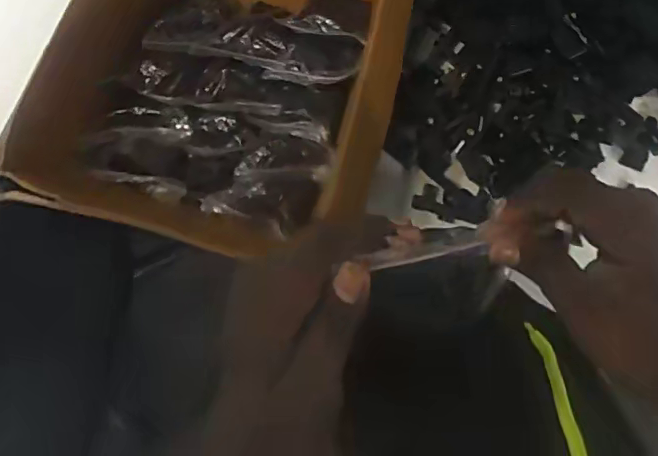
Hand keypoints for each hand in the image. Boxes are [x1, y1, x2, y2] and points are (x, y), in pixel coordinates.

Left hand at [197, 216, 406, 455]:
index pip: (321, 241)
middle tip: (401, 237)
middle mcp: (257, 278)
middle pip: (312, 240)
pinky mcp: (255, 307)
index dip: (362, 230)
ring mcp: (253, 290)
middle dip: (356, 234)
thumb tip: (359, 266)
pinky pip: (296, 266)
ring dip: (343, 245)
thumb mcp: (312, 388)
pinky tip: (343, 271)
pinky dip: (325, 263)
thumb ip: (333, 327)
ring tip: (381, 244)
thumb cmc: (277, 426)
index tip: (404, 231)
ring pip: (305, 249)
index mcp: (270, 290)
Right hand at [482, 169, 657, 422]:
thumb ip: (538, 260)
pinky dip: (567, 219)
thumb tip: (495, 237)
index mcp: (622, 214)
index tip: (492, 230)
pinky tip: (552, 242)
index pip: (557, 188)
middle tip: (501, 235)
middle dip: (530, 207)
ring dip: (546, 213)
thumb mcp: (580, 304)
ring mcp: (641, 211)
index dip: (520, 205)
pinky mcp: (642, 226)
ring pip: (577, 195)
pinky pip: (593, 208)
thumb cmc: (640, 342)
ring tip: (519, 241)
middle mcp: (633, 200)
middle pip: (567, 185)